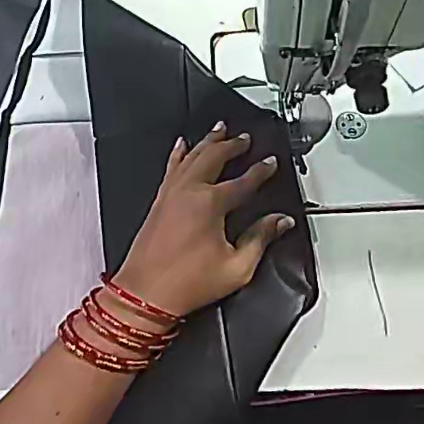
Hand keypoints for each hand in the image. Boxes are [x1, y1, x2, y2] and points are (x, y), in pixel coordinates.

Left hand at [112, 122, 296, 318]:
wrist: (145, 293)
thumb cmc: (185, 283)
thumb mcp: (237, 268)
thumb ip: (260, 239)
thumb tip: (279, 222)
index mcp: (210, 204)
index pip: (244, 180)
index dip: (261, 170)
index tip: (270, 163)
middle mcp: (189, 191)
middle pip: (215, 157)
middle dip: (233, 145)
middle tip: (245, 139)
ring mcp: (171, 192)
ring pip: (192, 155)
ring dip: (208, 141)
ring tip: (219, 130)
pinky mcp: (159, 199)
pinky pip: (172, 166)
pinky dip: (179, 152)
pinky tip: (181, 145)